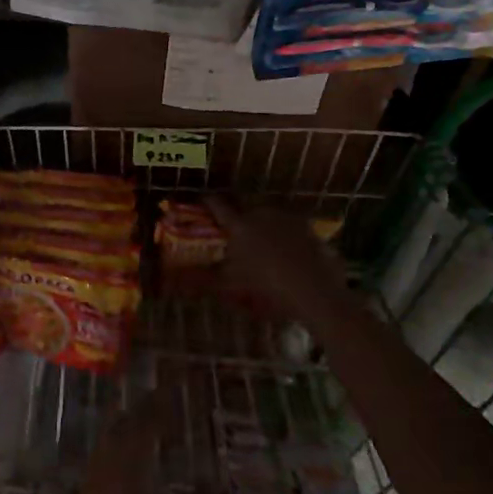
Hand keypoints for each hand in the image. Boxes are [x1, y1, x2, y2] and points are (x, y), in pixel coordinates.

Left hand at [62, 394, 213, 493]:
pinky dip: (124, 440)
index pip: (144, 424)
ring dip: (132, 422)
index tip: (175, 385)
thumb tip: (211, 478)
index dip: (160, 403)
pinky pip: (108, 451)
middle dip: (145, 407)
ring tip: (156, 416)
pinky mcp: (91, 492)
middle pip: (124, 424)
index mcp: (127, 468)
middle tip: (168, 396)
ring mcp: (95, 477)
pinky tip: (138, 452)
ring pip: (113, 436)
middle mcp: (106, 464)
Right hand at [202, 195, 356, 327]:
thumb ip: (202, 279)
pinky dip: (284, 232)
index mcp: (238, 224)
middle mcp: (261, 214)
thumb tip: (174, 279)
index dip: (208, 201)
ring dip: (261, 220)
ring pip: (268, 213)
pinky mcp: (311, 229)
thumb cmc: (267, 287)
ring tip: (259, 236)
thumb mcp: (230, 285)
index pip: (217, 205)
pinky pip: (290, 225)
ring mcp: (289, 219)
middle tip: (232, 223)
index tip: (202, 200)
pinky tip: (285, 248)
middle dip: (237, 211)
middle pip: (244, 204)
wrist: (318, 294)